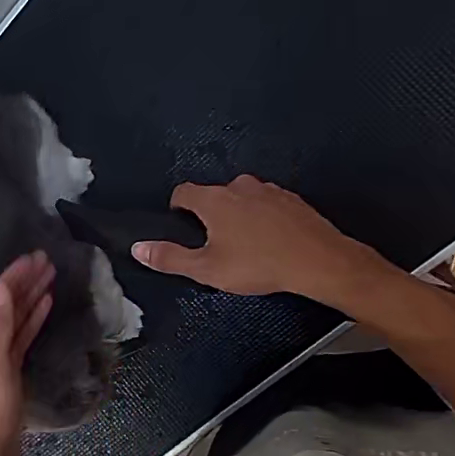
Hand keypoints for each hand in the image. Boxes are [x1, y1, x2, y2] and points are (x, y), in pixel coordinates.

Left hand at [0, 251, 54, 455]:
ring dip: (29, 297)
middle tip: (44, 260)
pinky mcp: (7, 368)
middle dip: (22, 282)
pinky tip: (43, 306)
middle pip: (2, 305)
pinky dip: (31, 319)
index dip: (12, 278)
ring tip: (48, 276)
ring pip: (13, 318)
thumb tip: (0, 291)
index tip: (31, 259)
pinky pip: (19, 335)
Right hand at [130, 175, 393, 304]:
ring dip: (240, 213)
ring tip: (245, 242)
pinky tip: (270, 238)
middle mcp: (240, 187)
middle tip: (214, 241)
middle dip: (211, 213)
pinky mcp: (291, 198)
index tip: (179, 220)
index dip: (177, 206)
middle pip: (215, 194)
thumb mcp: (208, 269)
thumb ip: (171, 258)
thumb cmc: (259, 264)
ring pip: (244, 197)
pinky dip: (264, 216)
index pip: (184, 192)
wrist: (315, 259)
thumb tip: (139, 248)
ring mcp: (268, 189)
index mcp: (214, 200)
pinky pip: (268, 203)